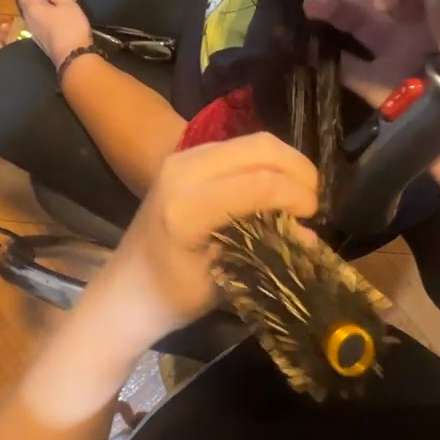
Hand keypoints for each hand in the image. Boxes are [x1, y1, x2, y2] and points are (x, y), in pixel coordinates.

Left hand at [14, 0, 92, 68]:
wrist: (74, 57)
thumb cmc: (70, 27)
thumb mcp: (67, 3)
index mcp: (32, 9)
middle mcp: (29, 21)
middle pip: (32, 3)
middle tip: (66, 0)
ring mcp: (35, 33)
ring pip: (39, 14)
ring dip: (52, 9)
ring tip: (69, 11)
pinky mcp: (44, 42)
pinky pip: (44, 25)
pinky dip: (53, 20)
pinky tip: (67, 23)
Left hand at [92, 133, 320, 339]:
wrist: (125, 291)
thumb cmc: (172, 298)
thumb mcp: (225, 283)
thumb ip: (267, 252)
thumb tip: (312, 237)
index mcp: (188, 208)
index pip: (259, 184)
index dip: (296, 194)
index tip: (314, 216)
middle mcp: (183, 171)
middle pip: (260, 147)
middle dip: (298, 169)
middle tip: (313, 201)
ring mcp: (183, 157)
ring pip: (252, 141)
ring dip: (284, 162)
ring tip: (299, 194)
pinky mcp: (186, 155)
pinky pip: (238, 146)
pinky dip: (265, 161)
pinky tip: (275, 186)